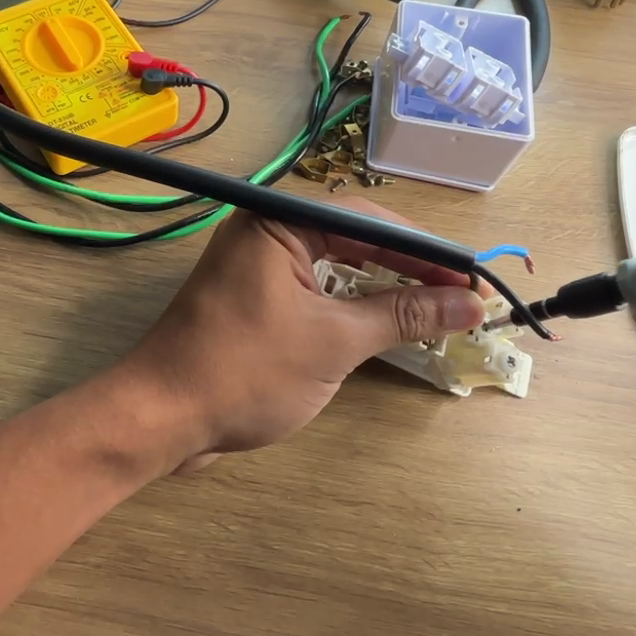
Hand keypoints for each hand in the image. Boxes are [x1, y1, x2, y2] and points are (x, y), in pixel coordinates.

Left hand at [109, 198, 488, 468]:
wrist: (162, 416)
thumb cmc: (245, 372)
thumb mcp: (334, 342)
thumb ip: (403, 314)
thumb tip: (470, 303)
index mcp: (277, 221)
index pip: (369, 219)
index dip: (426, 250)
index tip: (473, 279)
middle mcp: (264, 230)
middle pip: (354, 237)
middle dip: (408, 267)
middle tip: (462, 298)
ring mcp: (255, 264)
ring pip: (335, 263)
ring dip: (383, 285)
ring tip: (435, 310)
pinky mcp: (252, 297)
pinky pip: (314, 287)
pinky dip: (351, 303)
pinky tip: (384, 320)